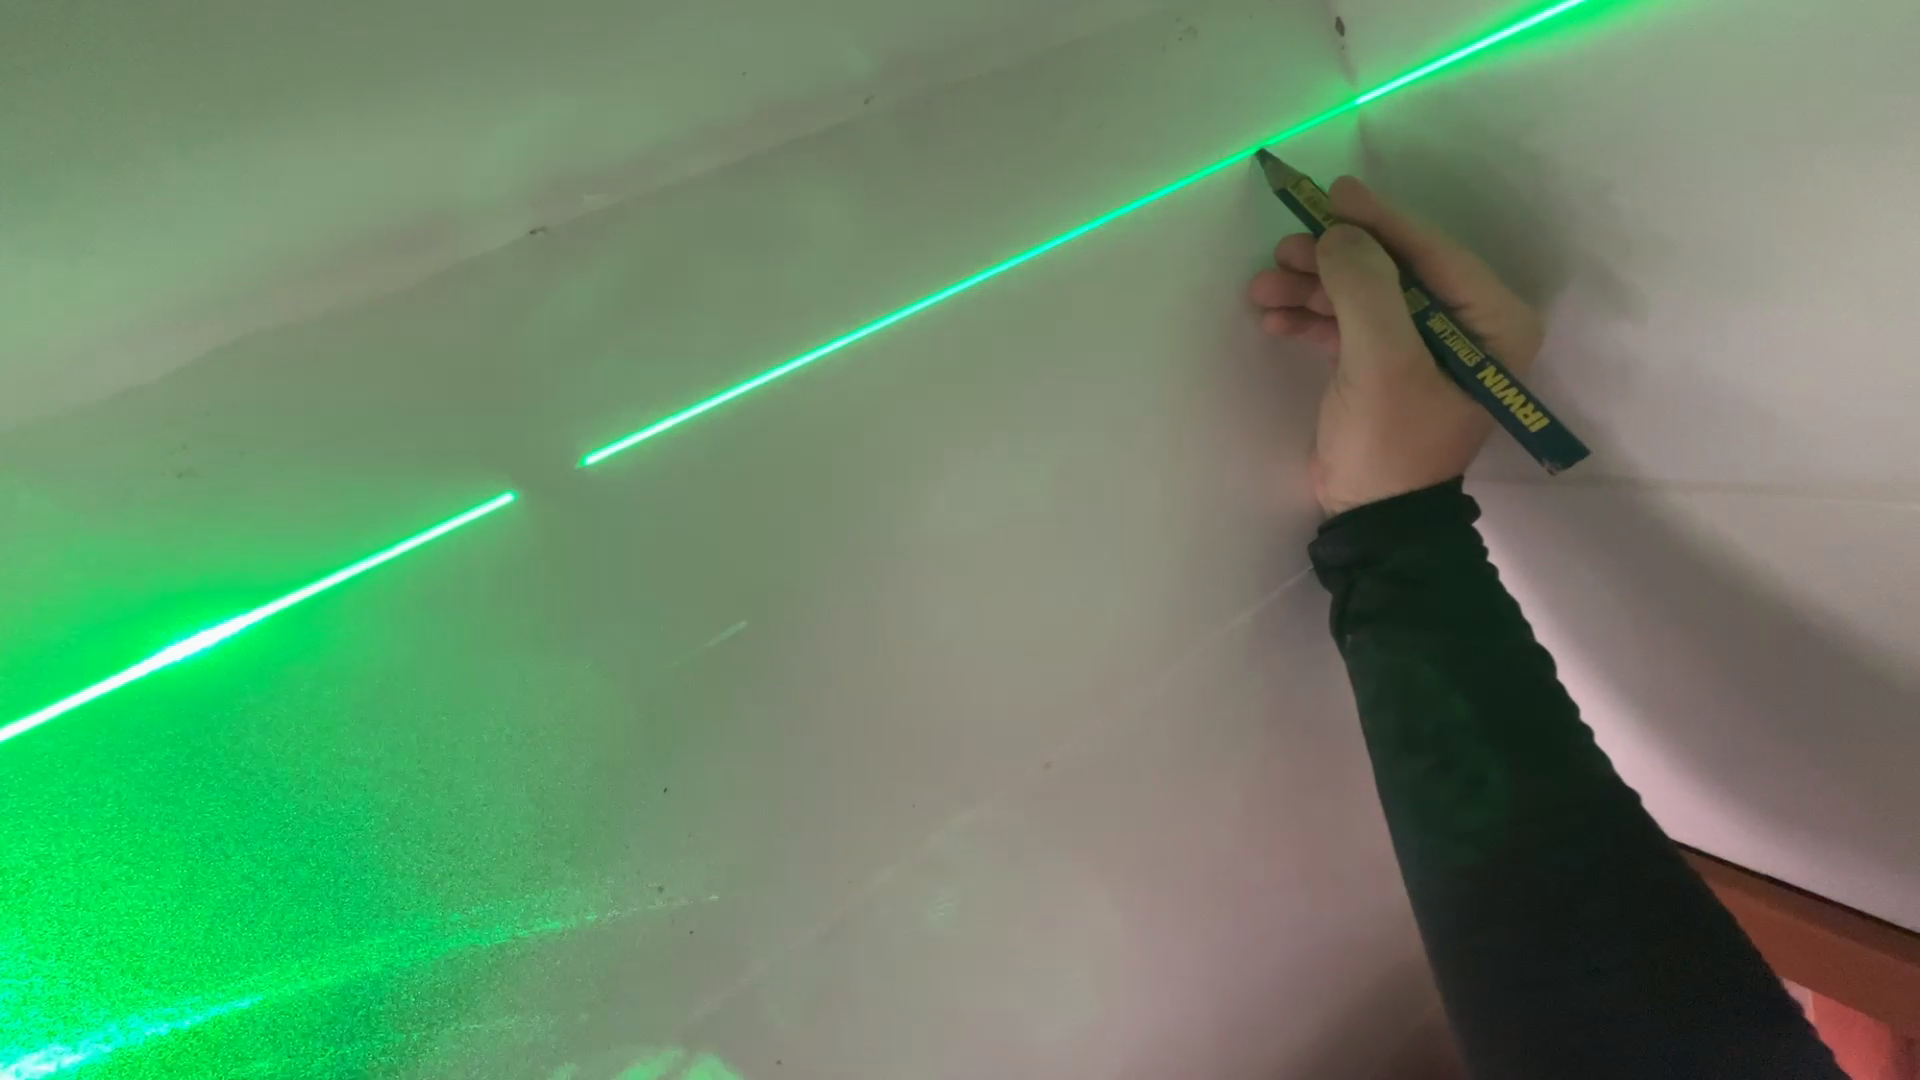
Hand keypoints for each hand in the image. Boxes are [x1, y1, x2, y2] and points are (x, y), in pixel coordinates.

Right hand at [1249, 176, 1543, 515]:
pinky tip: (1275, 318)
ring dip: (1312, 291)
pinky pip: (1346, 328)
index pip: (1432, 254)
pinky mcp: (1381, 369)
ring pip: (1361, 298)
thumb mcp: (1381, 362)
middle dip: (1333, 262)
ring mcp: (1418, 349)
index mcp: (1490, 322)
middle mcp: (1462, 328)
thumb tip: (1336, 236)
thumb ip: (1364, 290)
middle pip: (1391, 273)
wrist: (1370, 515)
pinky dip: (1311, 320)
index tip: (1333, 193)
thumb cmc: (1390, 441)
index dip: (1381, 222)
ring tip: (1263, 288)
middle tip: (1283, 250)